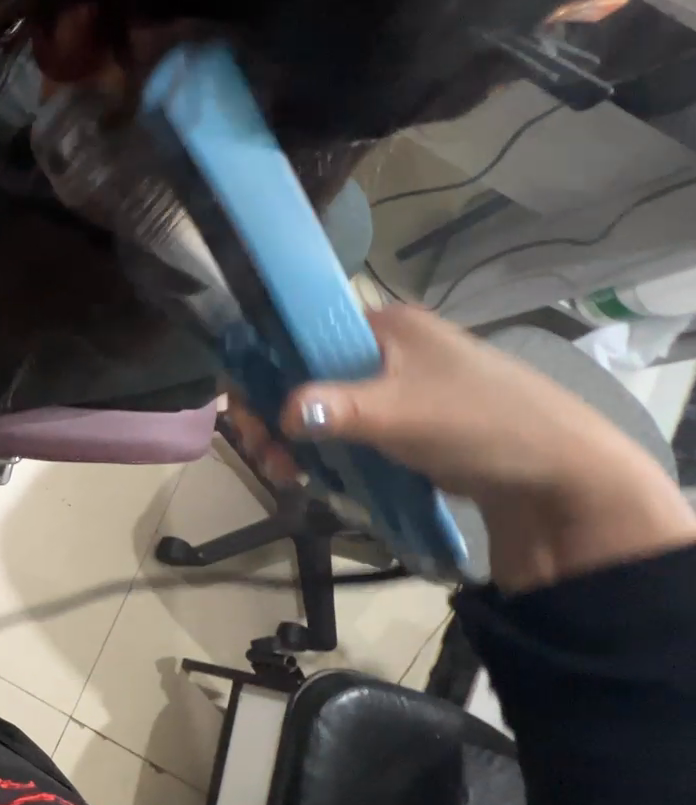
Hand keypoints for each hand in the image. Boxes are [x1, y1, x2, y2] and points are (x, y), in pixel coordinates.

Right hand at [234, 304, 695, 591]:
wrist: (559, 478)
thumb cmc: (483, 424)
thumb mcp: (402, 413)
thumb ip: (335, 408)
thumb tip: (281, 415)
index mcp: (380, 326)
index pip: (292, 335)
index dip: (257, 370)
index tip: (246, 414)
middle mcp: (376, 348)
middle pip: (292, 375)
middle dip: (269, 418)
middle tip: (266, 456)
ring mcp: (384, 385)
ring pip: (308, 407)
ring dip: (286, 442)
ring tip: (289, 476)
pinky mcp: (389, 420)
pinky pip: (331, 429)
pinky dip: (312, 451)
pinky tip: (308, 475)